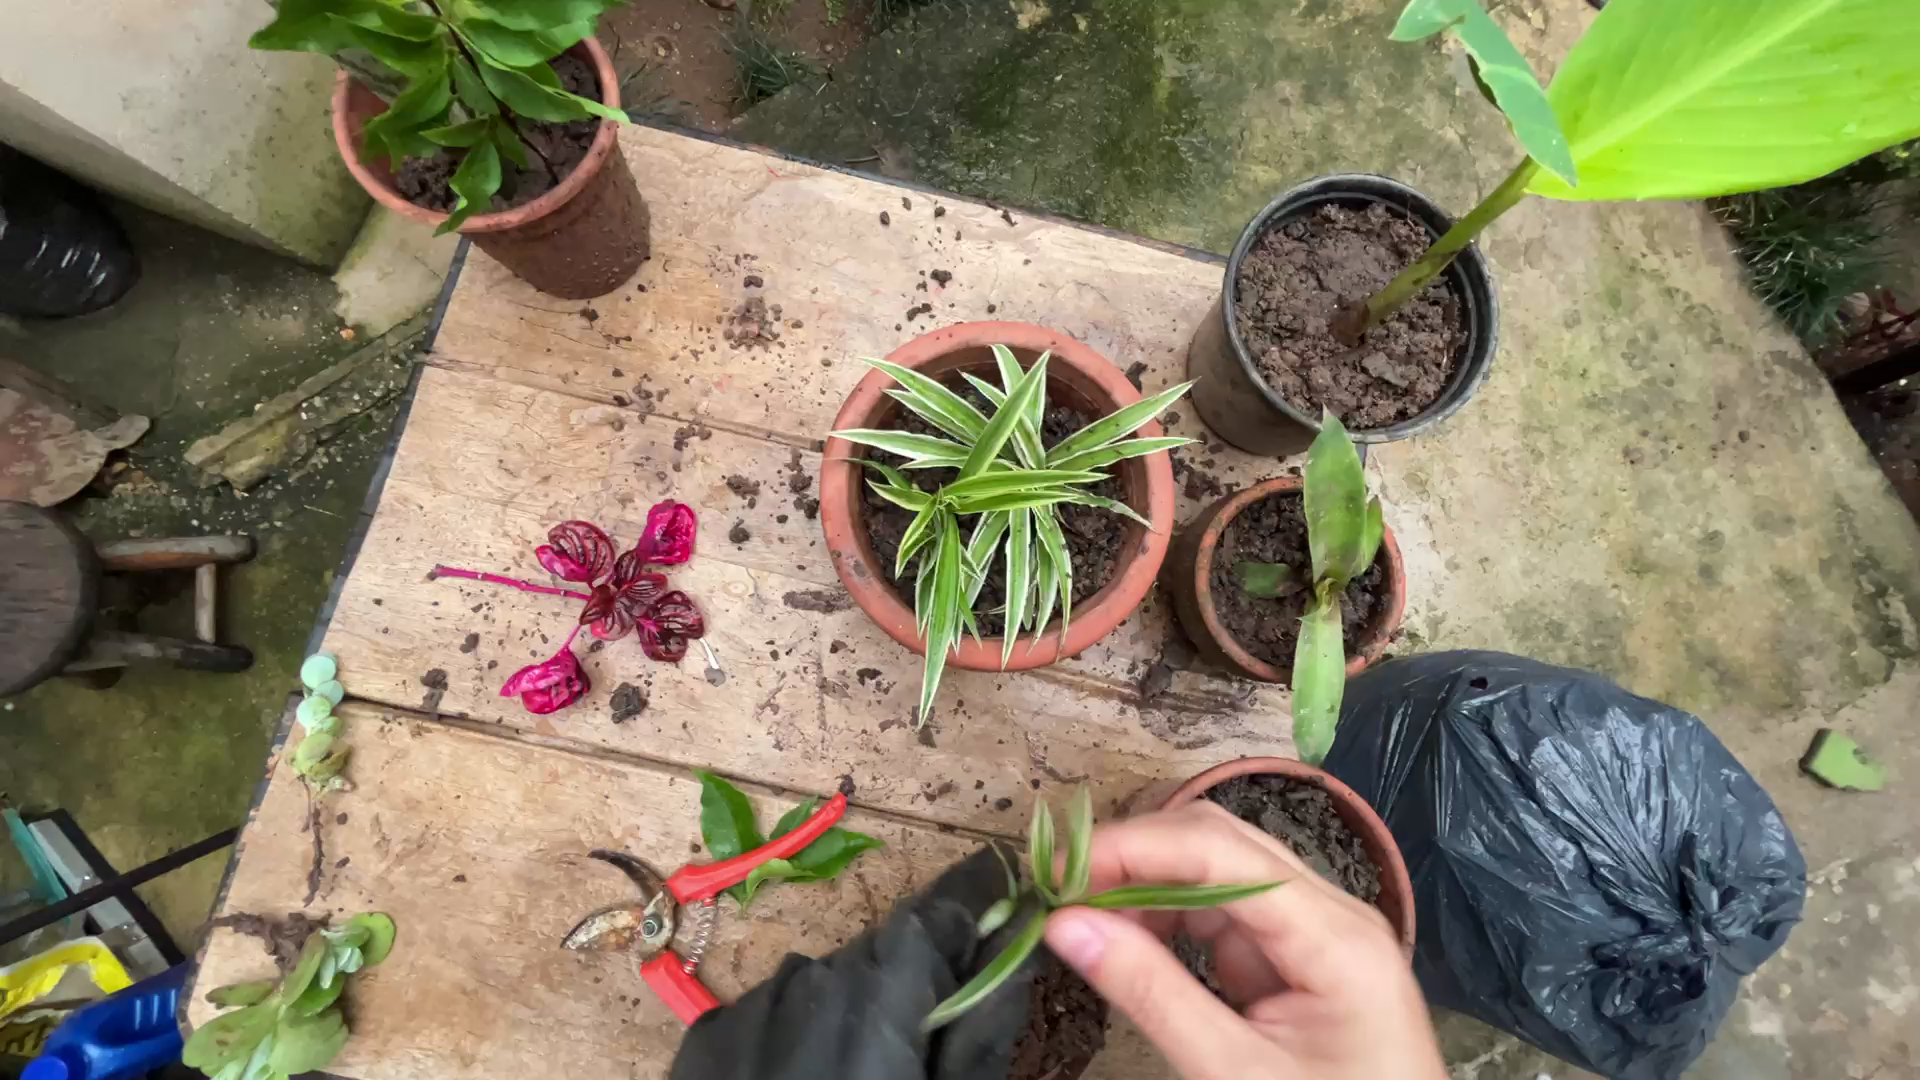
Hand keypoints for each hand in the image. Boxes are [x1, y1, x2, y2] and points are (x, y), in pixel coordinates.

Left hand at [671, 848, 1030, 1079]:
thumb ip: (985, 1023)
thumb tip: (1019, 940)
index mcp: (880, 992)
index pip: (944, 904)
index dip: (981, 893)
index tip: (1009, 890)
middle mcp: (813, 975)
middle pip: (892, 942)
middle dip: (928, 965)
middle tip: (941, 1027)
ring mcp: (755, 1003)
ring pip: (837, 975)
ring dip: (867, 1001)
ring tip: (873, 1074)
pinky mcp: (710, 1039)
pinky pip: (783, 1007)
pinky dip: (811, 1026)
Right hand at [1043, 801, 1444, 1079]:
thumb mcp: (1235, 1077)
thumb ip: (1150, 994)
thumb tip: (1061, 923)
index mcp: (1335, 935)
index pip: (1220, 850)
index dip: (1135, 847)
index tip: (1063, 870)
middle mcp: (1328, 908)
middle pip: (1218, 841)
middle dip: (1136, 854)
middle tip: (1065, 885)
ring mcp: (1310, 925)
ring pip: (1212, 865)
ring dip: (1145, 882)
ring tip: (1087, 913)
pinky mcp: (1289, 949)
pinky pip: (1217, 906)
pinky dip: (1165, 913)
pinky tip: (1130, 936)